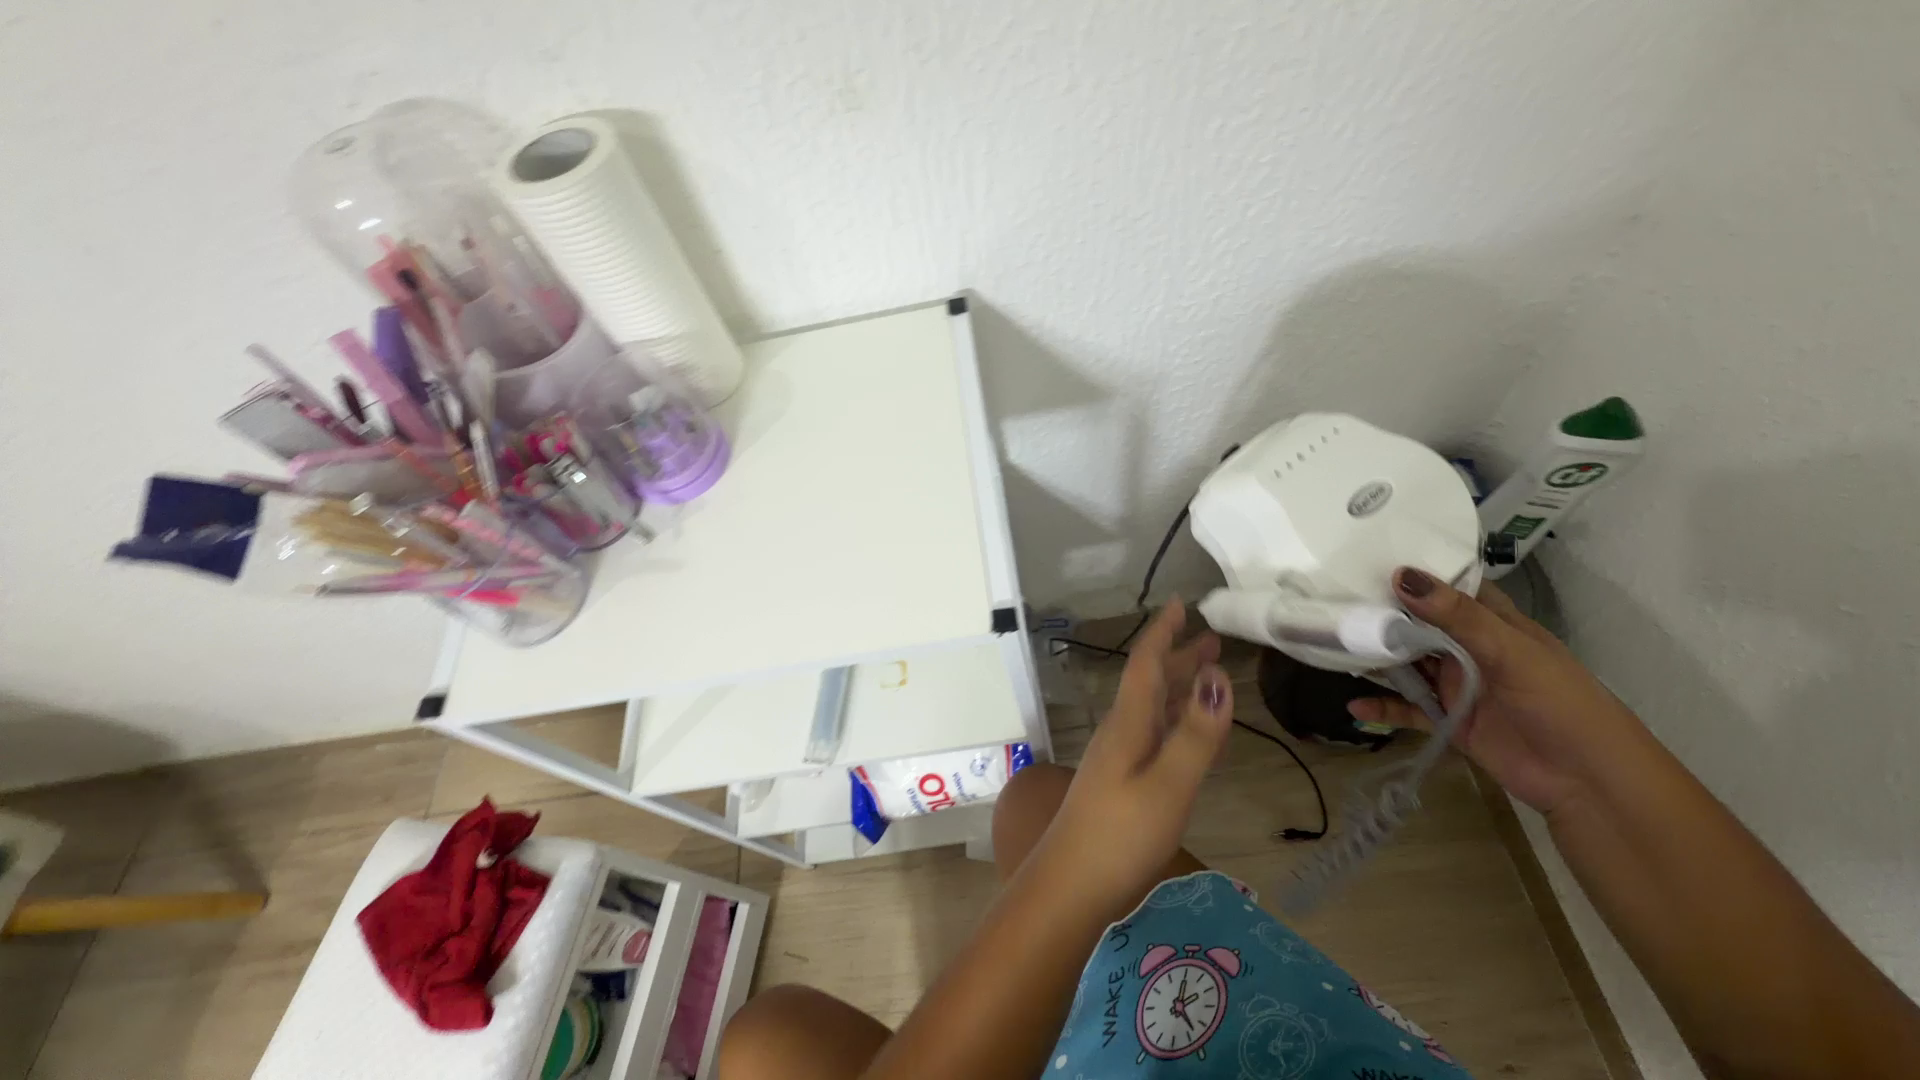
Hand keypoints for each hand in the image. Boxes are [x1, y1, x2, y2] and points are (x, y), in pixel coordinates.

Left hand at [1040, 600, 1231, 910]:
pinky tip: (1189, 733)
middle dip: (1180, 658)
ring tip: (1208, 675)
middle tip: (1212, 639)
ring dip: (1180, 688)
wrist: (1071, 888)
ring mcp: (1118, 760)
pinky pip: (1154, 737)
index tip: (1181, 603)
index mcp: (1128, 724)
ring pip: (1153, 710)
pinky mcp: (1121, 785)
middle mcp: (1121, 734)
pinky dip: (1176, 723)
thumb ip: (1196, 735)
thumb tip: (1219, 676)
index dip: (1163, 632)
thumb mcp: (1169, 785)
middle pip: (1151, 684)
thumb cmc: (1121, 835)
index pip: (1147, 664)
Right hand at [1348, 567, 1645, 815]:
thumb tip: (1400, 576)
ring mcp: (1457, 686)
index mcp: (1493, 624)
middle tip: (1332, 601)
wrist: (1586, 780)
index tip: (1366, 555)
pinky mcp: (1448, 720)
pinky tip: (1354, 707)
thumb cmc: (1560, 703)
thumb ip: (1457, 617)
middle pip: (1418, 625)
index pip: (1450, 587)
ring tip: (1332, 647)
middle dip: (1381, 615)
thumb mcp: (1511, 652)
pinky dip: (1382, 707)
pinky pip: (1407, 709)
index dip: (1415, 572)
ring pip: (1407, 665)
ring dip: (1376, 659)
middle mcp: (1470, 649)